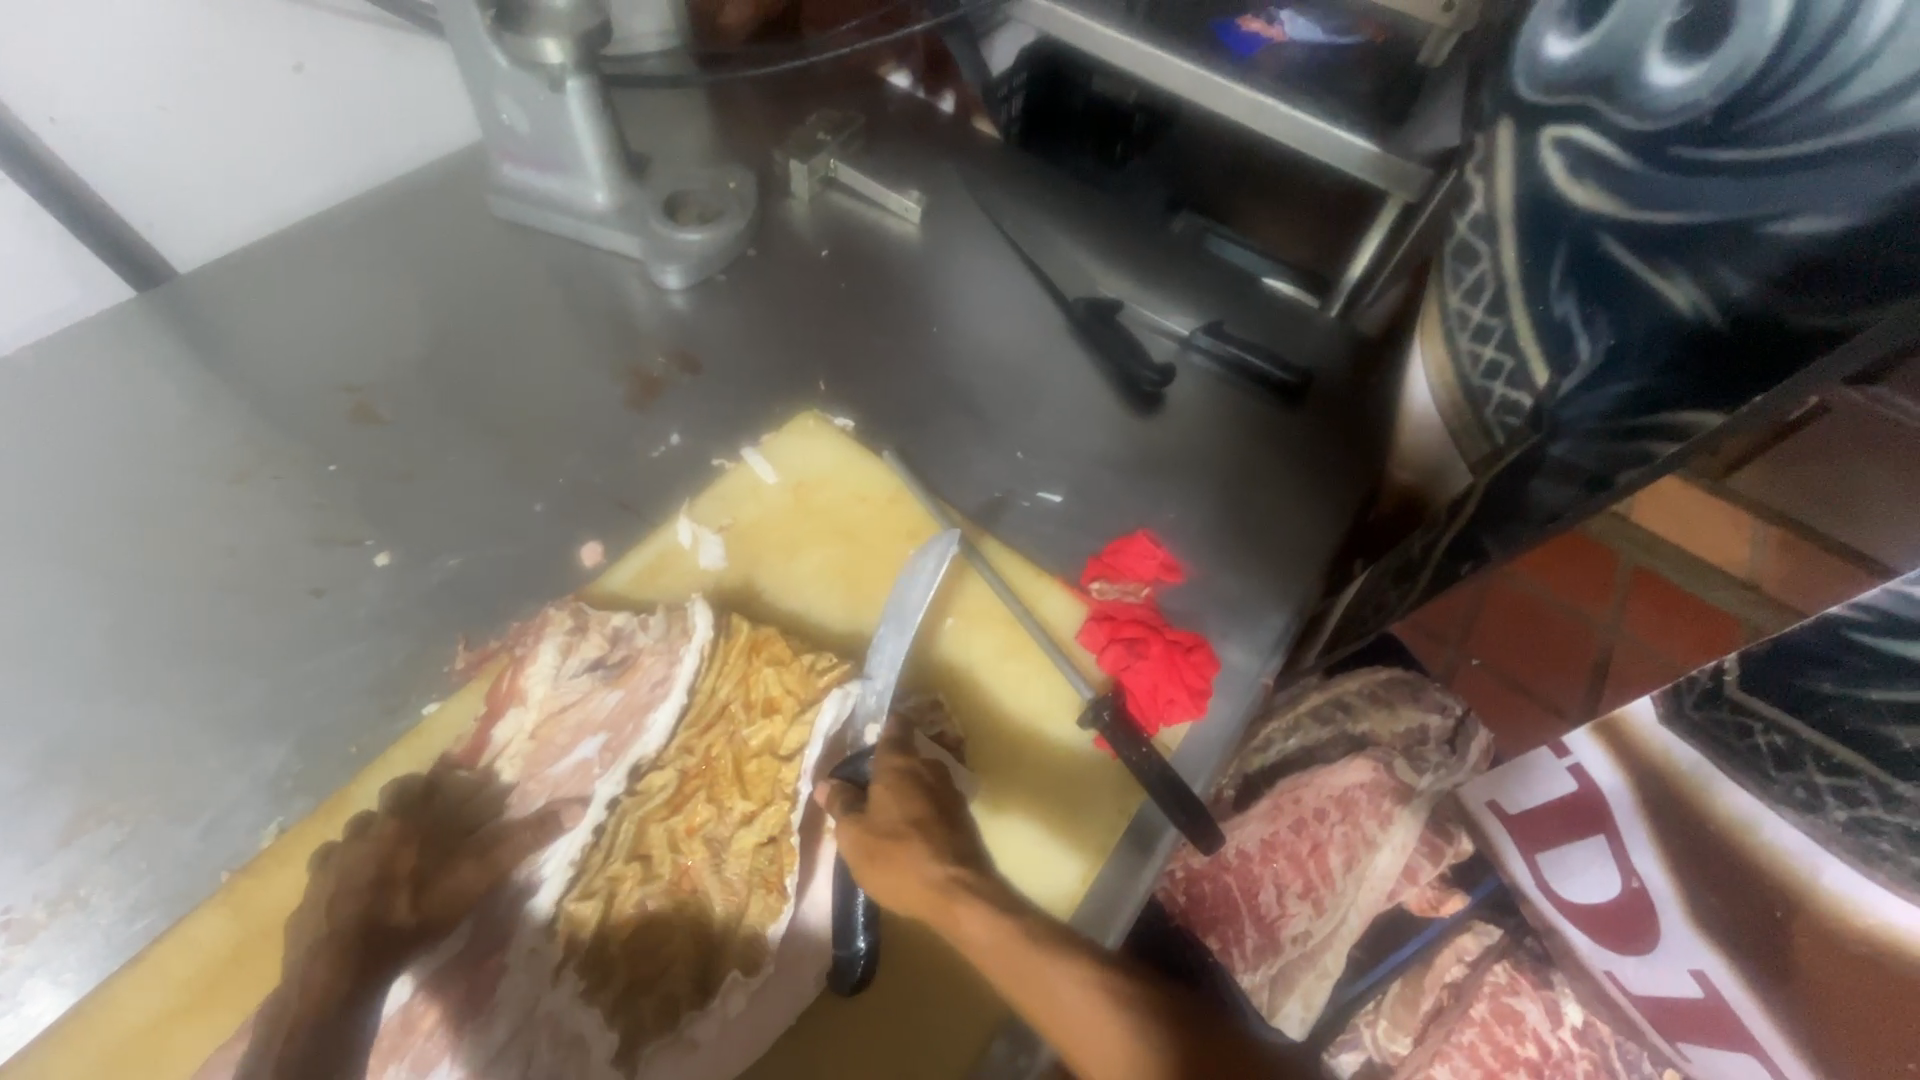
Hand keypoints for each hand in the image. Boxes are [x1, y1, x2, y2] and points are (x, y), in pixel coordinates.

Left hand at [285, 760, 578, 989]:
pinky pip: (332, 856)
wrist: (341, 962)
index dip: (463, 775)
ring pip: (365, 821)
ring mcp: (340, 850)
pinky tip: (356, 872)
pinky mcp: (315, 880)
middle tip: (440, 807)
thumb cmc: (419, 911)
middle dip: (423, 792)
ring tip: (399, 841)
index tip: (480, 780)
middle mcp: (377, 821)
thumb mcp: (481, 875)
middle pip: (401, 791)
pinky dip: (348, 857)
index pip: (444, 777)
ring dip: (385, 823)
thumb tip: (579, 805)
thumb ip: (525, 838)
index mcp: (416, 814)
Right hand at [815, 720, 999, 924]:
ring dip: (908, 790)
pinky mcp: (963, 817)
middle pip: (909, 755)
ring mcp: (951, 791)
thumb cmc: (896, 856)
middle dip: (891, 766)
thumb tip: (826, 783)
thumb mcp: (854, 835)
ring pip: (924, 780)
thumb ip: (841, 804)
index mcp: (899, 764)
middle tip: (868, 784)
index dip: (885, 726)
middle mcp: (929, 768)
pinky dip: (923, 809)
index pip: (895, 727)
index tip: (871, 733)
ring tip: (888, 811)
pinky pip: (936, 802)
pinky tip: (911, 831)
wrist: (957, 891)